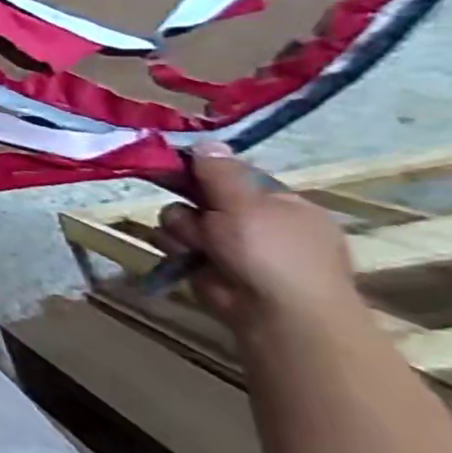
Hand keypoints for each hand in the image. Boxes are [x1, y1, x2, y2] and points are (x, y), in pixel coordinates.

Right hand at [157, 142, 361, 330]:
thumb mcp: (246, 204)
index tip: (179, 165)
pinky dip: (176, 247)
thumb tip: (207, 141)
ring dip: (182, 228)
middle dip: (191, 204)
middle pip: (199, 194)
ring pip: (179, 217)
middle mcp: (253, 219)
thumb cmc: (270, 251)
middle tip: (196, 211)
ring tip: (199, 245)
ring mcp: (228, 243)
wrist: (274, 311)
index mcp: (278, 202)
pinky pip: (173, 241)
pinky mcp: (204, 261)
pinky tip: (188, 256)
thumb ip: (221, 172)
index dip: (205, 169)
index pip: (232, 174)